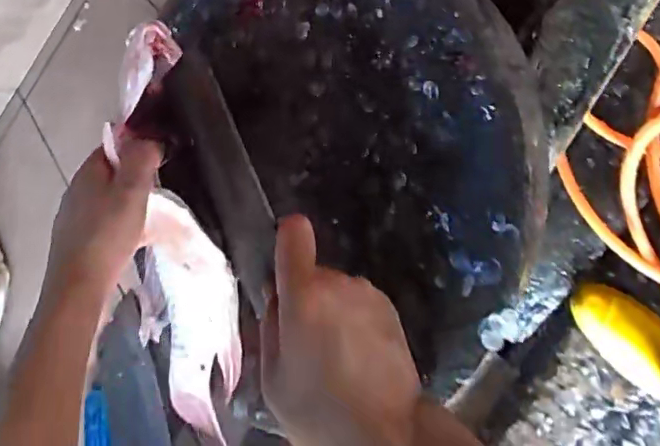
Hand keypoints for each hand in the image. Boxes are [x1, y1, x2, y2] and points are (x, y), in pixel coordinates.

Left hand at [43, 137, 160, 293]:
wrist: (77, 290)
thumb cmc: (108, 235)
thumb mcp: (133, 189)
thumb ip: (142, 157)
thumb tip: (149, 138)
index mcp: (88, 171)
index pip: (114, 145)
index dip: (137, 148)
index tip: (157, 162)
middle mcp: (76, 190)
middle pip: (111, 172)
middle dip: (134, 178)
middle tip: (156, 192)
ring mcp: (72, 217)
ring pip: (107, 199)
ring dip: (127, 203)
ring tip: (147, 219)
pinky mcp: (74, 242)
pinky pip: (102, 223)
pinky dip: (118, 225)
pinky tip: (130, 241)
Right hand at [262, 215, 423, 445]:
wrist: (387, 434)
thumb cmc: (319, 412)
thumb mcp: (273, 380)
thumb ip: (270, 327)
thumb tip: (276, 297)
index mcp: (304, 295)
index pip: (294, 233)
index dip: (287, 240)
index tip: (285, 263)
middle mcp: (337, 281)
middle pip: (313, 274)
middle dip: (308, 299)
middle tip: (309, 346)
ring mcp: (366, 291)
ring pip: (337, 290)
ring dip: (333, 311)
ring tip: (338, 358)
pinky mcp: (389, 305)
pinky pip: (359, 303)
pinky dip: (356, 321)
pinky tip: (360, 358)